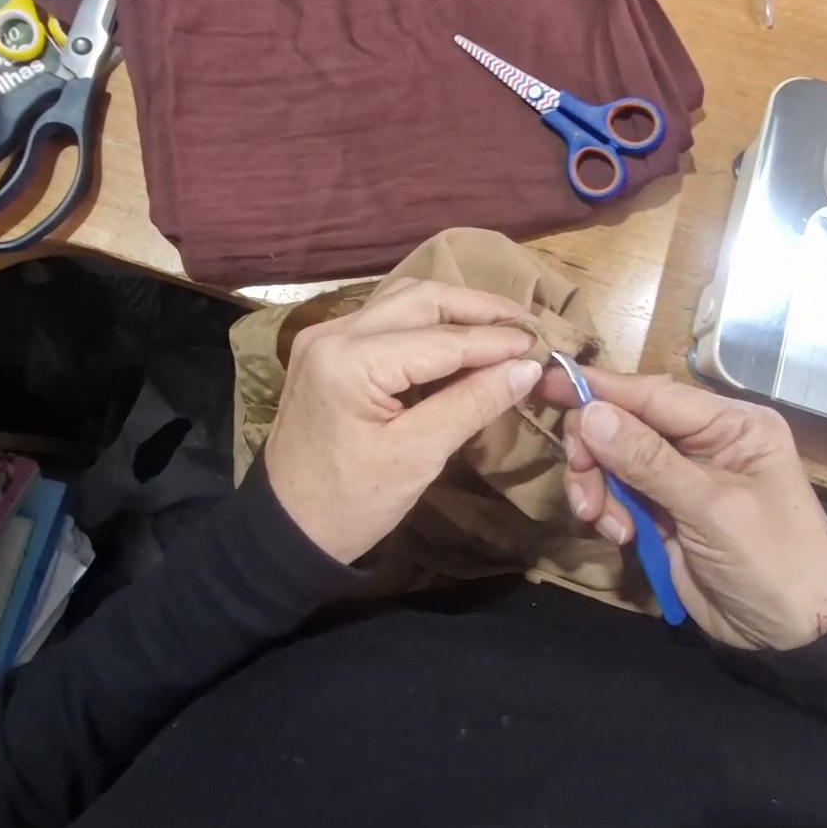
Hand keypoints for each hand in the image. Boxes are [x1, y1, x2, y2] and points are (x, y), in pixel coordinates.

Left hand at [266, 278, 545, 563]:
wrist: (285, 529)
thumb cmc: (350, 504)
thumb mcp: (417, 456)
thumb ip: (472, 403)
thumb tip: (526, 368)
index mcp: (349, 361)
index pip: (441, 339)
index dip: (495, 341)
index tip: (540, 343)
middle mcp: (333, 333)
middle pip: (420, 298)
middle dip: (477, 309)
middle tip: (526, 326)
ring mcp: (325, 337)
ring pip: (403, 301)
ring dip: (453, 311)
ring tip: (500, 329)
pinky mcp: (327, 350)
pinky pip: (387, 321)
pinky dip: (427, 326)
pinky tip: (459, 342)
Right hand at [543, 369, 826, 650]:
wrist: (795, 642)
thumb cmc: (772, 563)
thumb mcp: (712, 509)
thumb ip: (648, 461)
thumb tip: (589, 413)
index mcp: (729, 424)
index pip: (652, 393)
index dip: (599, 388)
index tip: (547, 382)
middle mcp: (700, 441)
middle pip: (622, 423)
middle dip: (595, 452)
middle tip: (583, 485)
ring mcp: (678, 476)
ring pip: (611, 459)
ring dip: (596, 487)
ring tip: (601, 522)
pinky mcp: (660, 510)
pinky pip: (615, 493)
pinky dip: (606, 511)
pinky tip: (621, 537)